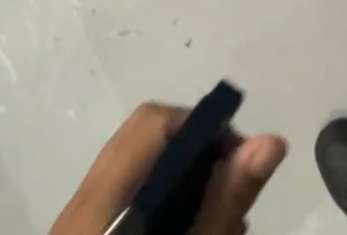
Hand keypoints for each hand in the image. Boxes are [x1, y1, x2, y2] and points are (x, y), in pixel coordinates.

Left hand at [50, 102, 288, 234]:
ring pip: (139, 178)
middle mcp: (79, 209)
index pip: (154, 123)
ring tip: (221, 225)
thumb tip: (271, 140)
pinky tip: (192, 233)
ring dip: (187, 189)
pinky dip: (166, 212)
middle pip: (147, 145)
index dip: (204, 129)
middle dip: (201, 160)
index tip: (239, 164)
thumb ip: (225, 200)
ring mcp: (76, 229)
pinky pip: (127, 207)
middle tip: (233, 198)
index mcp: (98, 204)